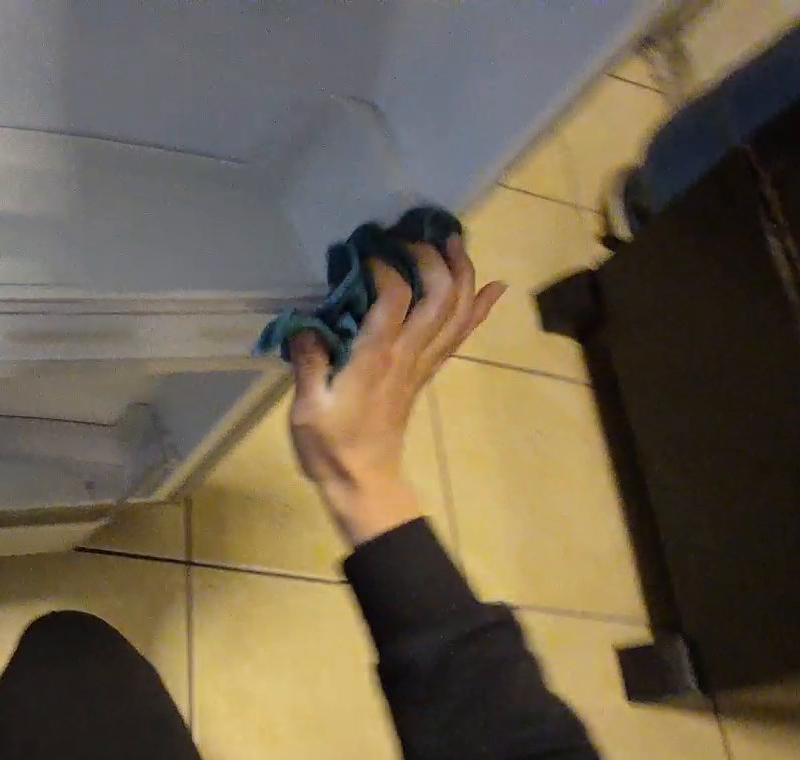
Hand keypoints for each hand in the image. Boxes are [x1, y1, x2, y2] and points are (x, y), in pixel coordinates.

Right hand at [288, 235, 503, 544]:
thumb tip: (306, 326)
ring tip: (454, 243)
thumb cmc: (330, 448)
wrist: (362, 481)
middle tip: (413, 237)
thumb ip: (309, 363)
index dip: (387, 268)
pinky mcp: (425, 375)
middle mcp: (408, 355)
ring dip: (463, 272)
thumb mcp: (307, 408)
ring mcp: (422, 365)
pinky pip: (460, 335)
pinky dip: (479, 309)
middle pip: (441, 295)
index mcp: (377, 359)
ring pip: (459, 310)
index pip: (396, 298)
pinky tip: (493, 287)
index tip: (366, 253)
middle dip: (433, 258)